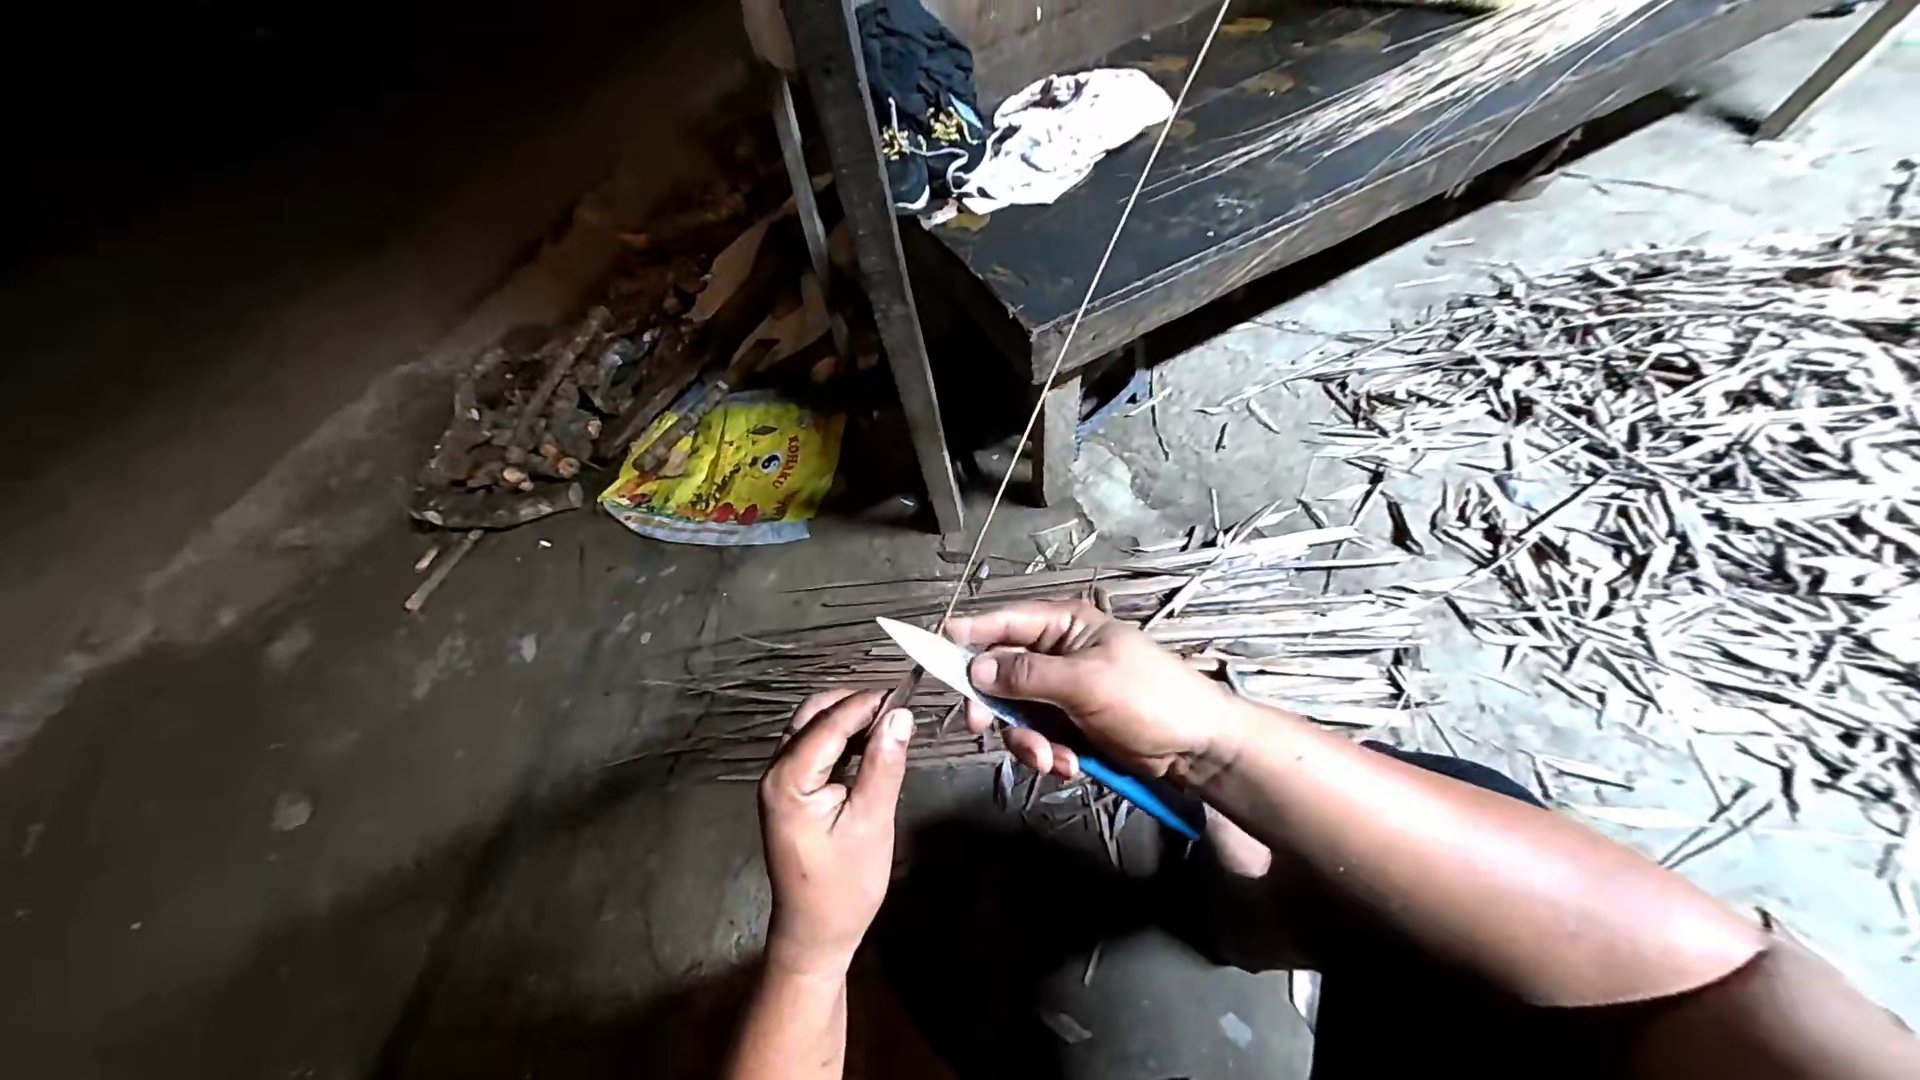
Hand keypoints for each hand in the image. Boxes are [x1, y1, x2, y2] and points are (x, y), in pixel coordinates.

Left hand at [758, 689, 912, 977]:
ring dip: (847, 717)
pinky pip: (813, 746)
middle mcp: (775, 772)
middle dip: (853, 704)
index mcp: (788, 780)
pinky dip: (841, 735)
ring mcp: (779, 780)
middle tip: (896, 707)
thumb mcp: (871, 823)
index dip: (867, 704)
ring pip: (812, 727)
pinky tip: (869, 742)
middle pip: (813, 715)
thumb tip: (901, 715)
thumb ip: (884, 764)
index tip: (904, 695)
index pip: (829, 723)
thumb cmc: (844, 886)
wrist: (815, 935)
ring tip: (888, 720)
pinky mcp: (790, 789)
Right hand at [947, 601, 1237, 784]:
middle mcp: (1057, 653)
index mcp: (1064, 627)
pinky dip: (1045, 753)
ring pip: (1016, 711)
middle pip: (1001, 672)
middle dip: (996, 705)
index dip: (970, 632)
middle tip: (981, 727)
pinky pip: (1037, 735)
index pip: (1006, 622)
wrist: (1197, 749)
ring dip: (1026, 739)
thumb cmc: (1147, 697)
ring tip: (1051, 759)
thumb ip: (1026, 675)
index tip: (934, 645)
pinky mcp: (1069, 724)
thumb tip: (974, 667)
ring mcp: (1062, 691)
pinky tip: (1068, 765)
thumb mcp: (1085, 681)